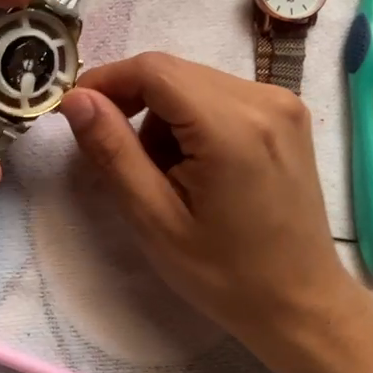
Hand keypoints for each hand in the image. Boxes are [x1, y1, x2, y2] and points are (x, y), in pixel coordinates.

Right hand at [59, 52, 362, 360]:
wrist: (298, 302)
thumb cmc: (221, 272)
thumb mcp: (153, 218)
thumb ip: (112, 151)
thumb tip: (75, 98)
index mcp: (232, 127)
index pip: (153, 70)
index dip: (105, 80)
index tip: (74, 112)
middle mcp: (265, 100)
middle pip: (172, 71)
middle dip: (130, 102)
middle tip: (112, 153)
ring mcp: (281, 104)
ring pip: (191, 82)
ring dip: (159, 116)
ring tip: (161, 173)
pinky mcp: (286, 116)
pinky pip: (217, 95)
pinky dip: (188, 120)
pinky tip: (191, 165)